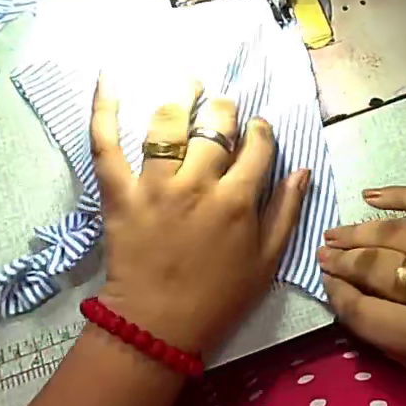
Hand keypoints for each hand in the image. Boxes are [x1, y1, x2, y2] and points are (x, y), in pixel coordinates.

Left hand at [92, 78, 310, 355]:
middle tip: (223, 105)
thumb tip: (301, 170)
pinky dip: (104, 109)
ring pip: (167, 124)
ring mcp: (155, 186)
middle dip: (224, 109)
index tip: (258, 129)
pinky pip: (106, 145)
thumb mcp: (268, 260)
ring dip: (180, 97)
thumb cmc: (220, 296)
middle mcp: (198, 184)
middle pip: (215, 127)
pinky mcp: (119, 193)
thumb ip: (286, 211)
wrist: (159, 327)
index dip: (260, 131)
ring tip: (188, 83)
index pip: (256, 146)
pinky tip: (110, 78)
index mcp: (238, 200)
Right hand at [317, 186, 405, 405]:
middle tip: (322, 254)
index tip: (326, 283)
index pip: (365, 310)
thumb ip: (389, 339)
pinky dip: (403, 194)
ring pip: (398, 232)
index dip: (337, 294)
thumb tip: (349, 299)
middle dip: (342, 260)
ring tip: (335, 232)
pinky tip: (373, 195)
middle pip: (377, 266)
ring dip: (360, 231)